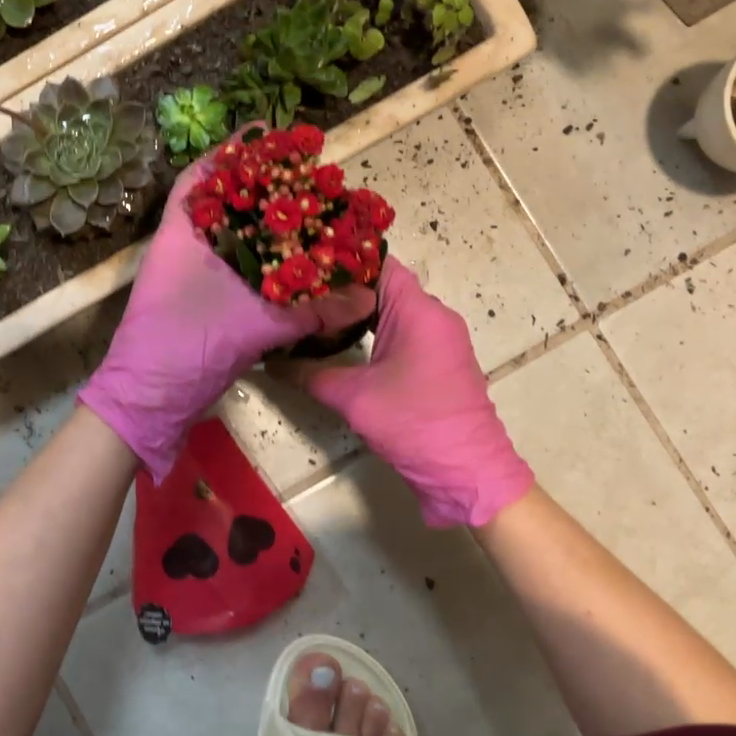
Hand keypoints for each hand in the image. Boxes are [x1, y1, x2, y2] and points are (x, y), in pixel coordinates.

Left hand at [79, 159, 366, 477]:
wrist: (147, 404)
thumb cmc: (184, 349)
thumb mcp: (251, 326)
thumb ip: (310, 311)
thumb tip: (365, 297)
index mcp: (178, 238)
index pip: (199, 179)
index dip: (229, 153)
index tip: (265, 134)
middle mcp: (180, 251)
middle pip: (218, 204)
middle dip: (255, 187)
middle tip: (300, 172)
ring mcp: (187, 279)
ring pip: (226, 240)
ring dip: (259, 226)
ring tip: (303, 208)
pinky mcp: (198, 305)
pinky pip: (232, 272)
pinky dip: (258, 264)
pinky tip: (289, 263)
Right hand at [284, 257, 533, 526]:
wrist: (467, 472)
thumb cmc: (414, 425)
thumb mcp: (352, 398)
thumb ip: (308, 374)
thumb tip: (268, 363)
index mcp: (418, 311)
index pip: (378, 264)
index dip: (340, 263)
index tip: (304, 269)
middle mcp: (433, 315)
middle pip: (382, 285)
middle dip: (340, 289)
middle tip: (296, 293)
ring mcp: (438, 338)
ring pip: (390, 309)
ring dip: (354, 312)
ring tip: (310, 315)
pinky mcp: (436, 360)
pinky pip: (400, 331)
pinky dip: (370, 331)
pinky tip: (338, 342)